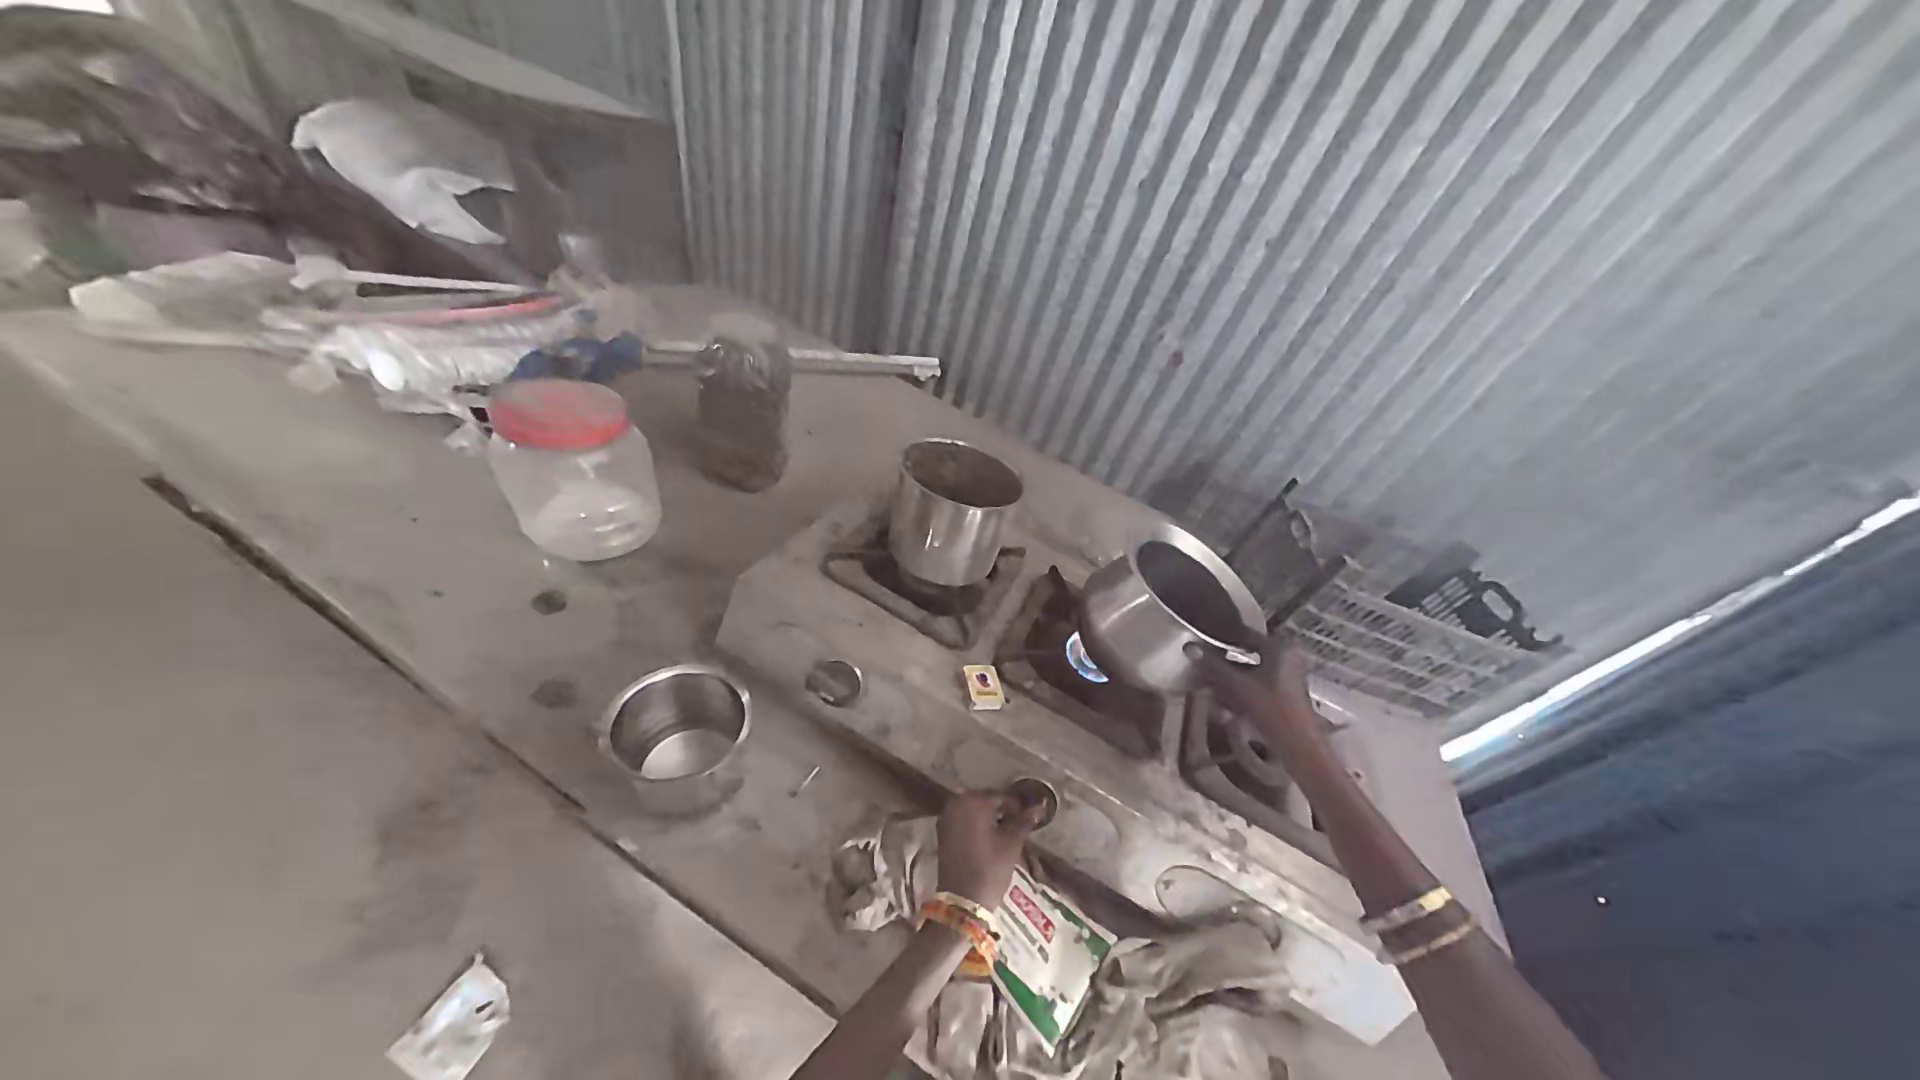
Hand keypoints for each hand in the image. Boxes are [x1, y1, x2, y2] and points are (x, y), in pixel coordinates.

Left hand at [936, 790, 1044, 906]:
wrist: (962, 900)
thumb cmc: (990, 868)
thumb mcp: (1012, 843)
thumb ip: (1024, 821)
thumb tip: (1039, 806)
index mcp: (974, 800)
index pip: (1002, 796)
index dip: (1018, 806)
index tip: (1029, 817)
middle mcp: (957, 802)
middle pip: (986, 800)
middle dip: (1002, 810)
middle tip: (1018, 824)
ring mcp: (946, 816)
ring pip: (973, 809)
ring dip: (988, 816)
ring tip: (1005, 831)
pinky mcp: (942, 831)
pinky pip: (963, 819)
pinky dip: (975, 823)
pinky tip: (988, 837)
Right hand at [1190, 636, 1321, 745]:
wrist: (1299, 747)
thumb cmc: (1272, 710)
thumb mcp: (1237, 685)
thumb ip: (1213, 665)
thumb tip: (1188, 646)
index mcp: (1280, 648)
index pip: (1245, 634)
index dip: (1221, 639)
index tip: (1200, 642)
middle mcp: (1287, 657)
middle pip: (1247, 654)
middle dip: (1222, 662)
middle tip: (1200, 666)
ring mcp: (1288, 677)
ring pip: (1250, 671)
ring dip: (1228, 677)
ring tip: (1207, 684)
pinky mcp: (1284, 694)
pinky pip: (1256, 684)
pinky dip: (1239, 689)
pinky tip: (1222, 700)